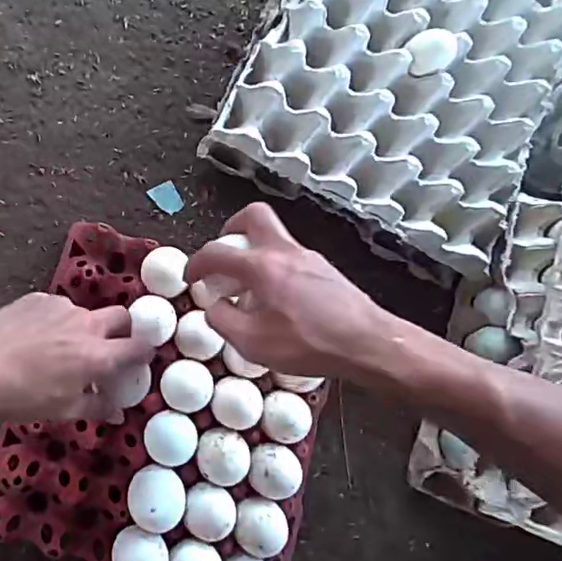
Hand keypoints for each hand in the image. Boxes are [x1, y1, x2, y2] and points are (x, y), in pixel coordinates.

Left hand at [0, 293, 152, 420]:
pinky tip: (34, 339)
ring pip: (85, 314)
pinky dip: (55, 322)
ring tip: (57, 350)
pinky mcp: (38, 298)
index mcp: (97, 355)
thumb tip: (116, 411)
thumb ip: (96, 406)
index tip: (139, 360)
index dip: (144, 352)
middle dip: (122, 330)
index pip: (139, 346)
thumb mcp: (62, 409)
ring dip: (82, 329)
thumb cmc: (19, 396)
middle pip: (121, 317)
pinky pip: (57, 308)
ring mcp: (61, 306)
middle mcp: (86, 324)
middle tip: (107, 350)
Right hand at [184, 203, 399, 380]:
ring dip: (254, 253)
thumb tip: (215, 308)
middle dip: (231, 229)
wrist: (368, 344)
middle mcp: (286, 252)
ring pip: (274, 237)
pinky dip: (275, 269)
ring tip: (248, 287)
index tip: (193, 276)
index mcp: (262, 267)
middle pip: (253, 216)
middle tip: (223, 254)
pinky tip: (277, 300)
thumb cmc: (312, 344)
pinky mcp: (325, 270)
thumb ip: (223, 321)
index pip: (217, 252)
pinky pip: (291, 257)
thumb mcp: (252, 343)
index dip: (197, 263)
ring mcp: (309, 258)